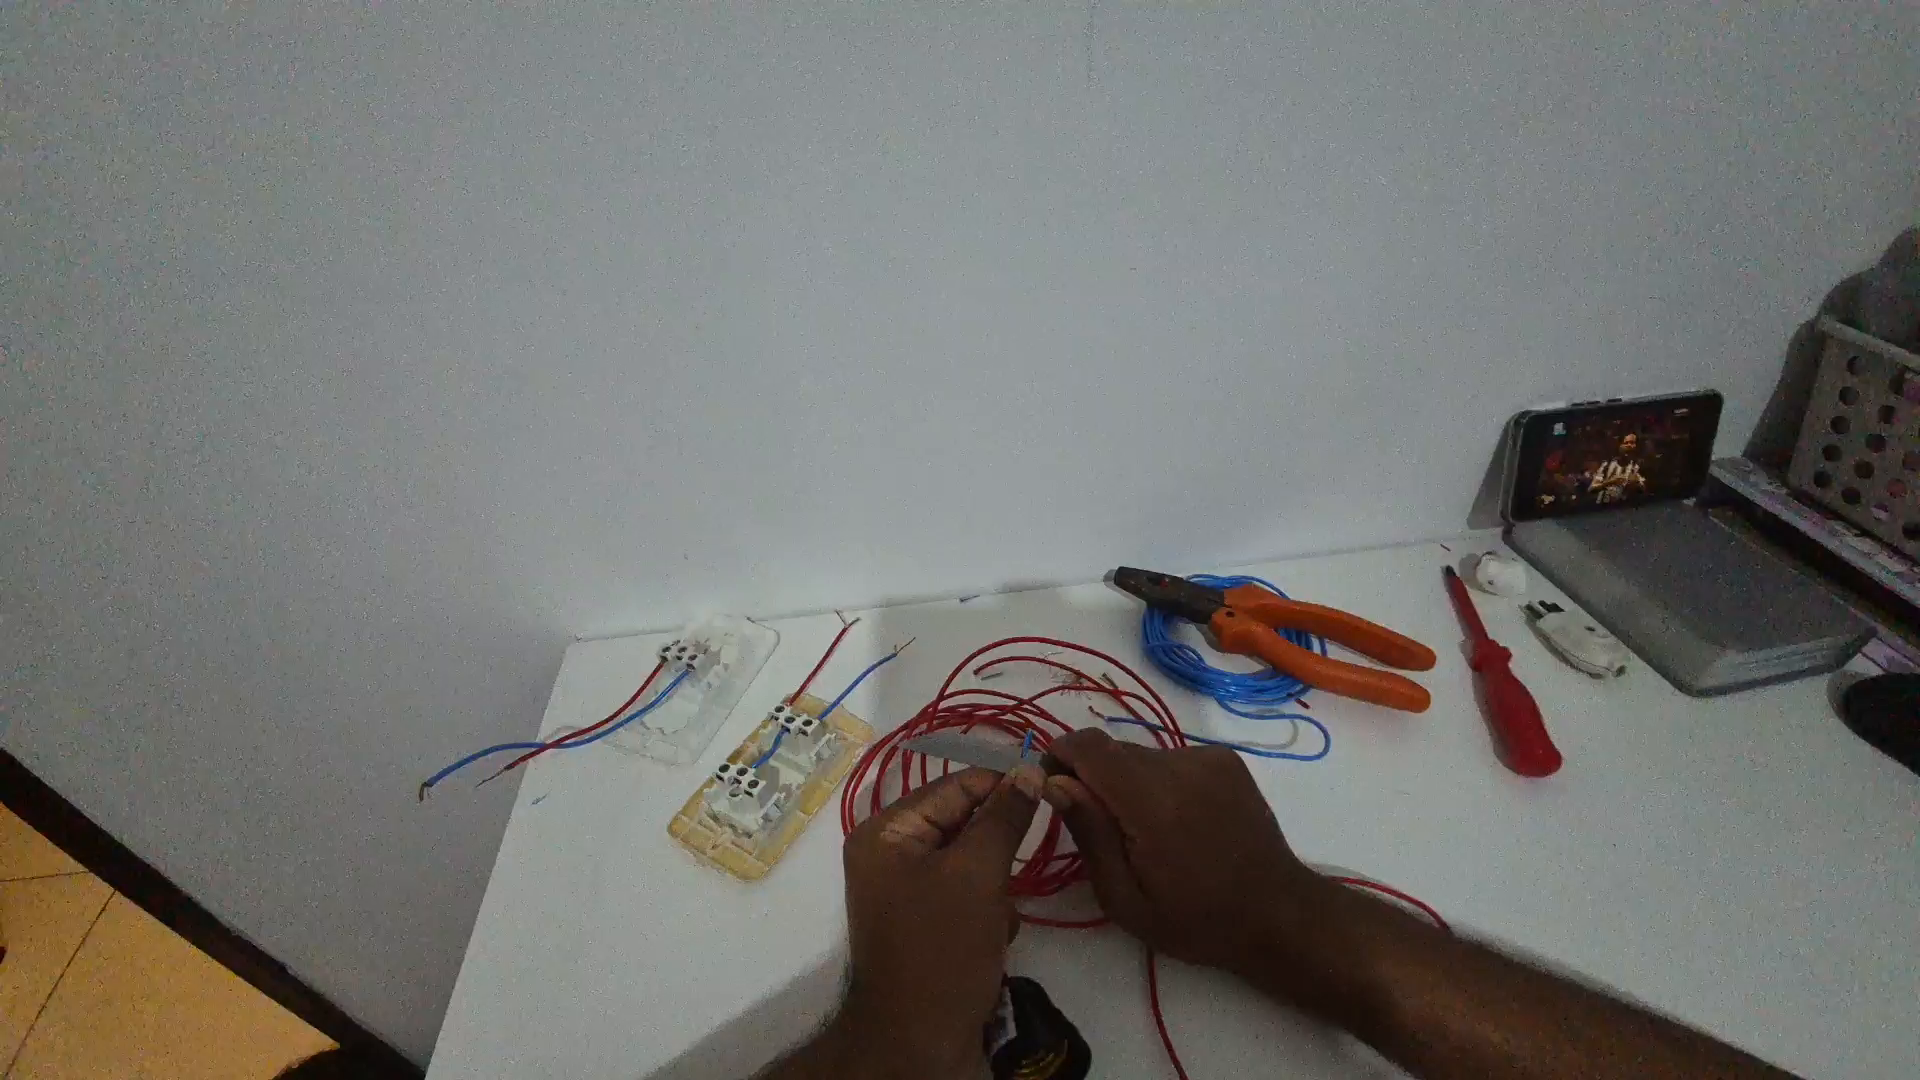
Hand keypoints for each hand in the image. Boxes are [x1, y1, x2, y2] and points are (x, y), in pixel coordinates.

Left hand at [836, 765, 1042, 1077]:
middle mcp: (890, 853)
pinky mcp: (924, 922)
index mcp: (887, 832)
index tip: (1047, 785)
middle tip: (1019, 866)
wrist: (917, 1047)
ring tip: (1000, 912)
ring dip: (995, 882)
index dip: (1000, 784)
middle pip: (960, 823)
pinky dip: (987, 908)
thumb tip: (1030, 770)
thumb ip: (1004, 817)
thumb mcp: (979, 874)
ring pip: (968, 860)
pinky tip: (997, 934)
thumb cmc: (943, 949)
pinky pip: (964, 892)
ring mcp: (905, 890)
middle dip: (995, 847)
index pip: (953, 787)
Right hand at [1044, 730, 1345, 999]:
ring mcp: (1206, 757)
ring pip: (1140, 754)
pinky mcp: (1224, 758)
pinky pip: (1169, 757)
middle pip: (1112, 751)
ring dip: (1128, 782)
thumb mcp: (1125, 898)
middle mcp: (1180, 765)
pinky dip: (1159, 781)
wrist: (1280, 914)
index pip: (1088, 746)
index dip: (1060, 755)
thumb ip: (1089, 832)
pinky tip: (1178, 819)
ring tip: (1148, 830)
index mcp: (1152, 802)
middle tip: (1104, 828)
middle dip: (1095, 779)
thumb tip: (1054, 781)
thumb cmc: (1196, 920)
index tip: (1053, 786)